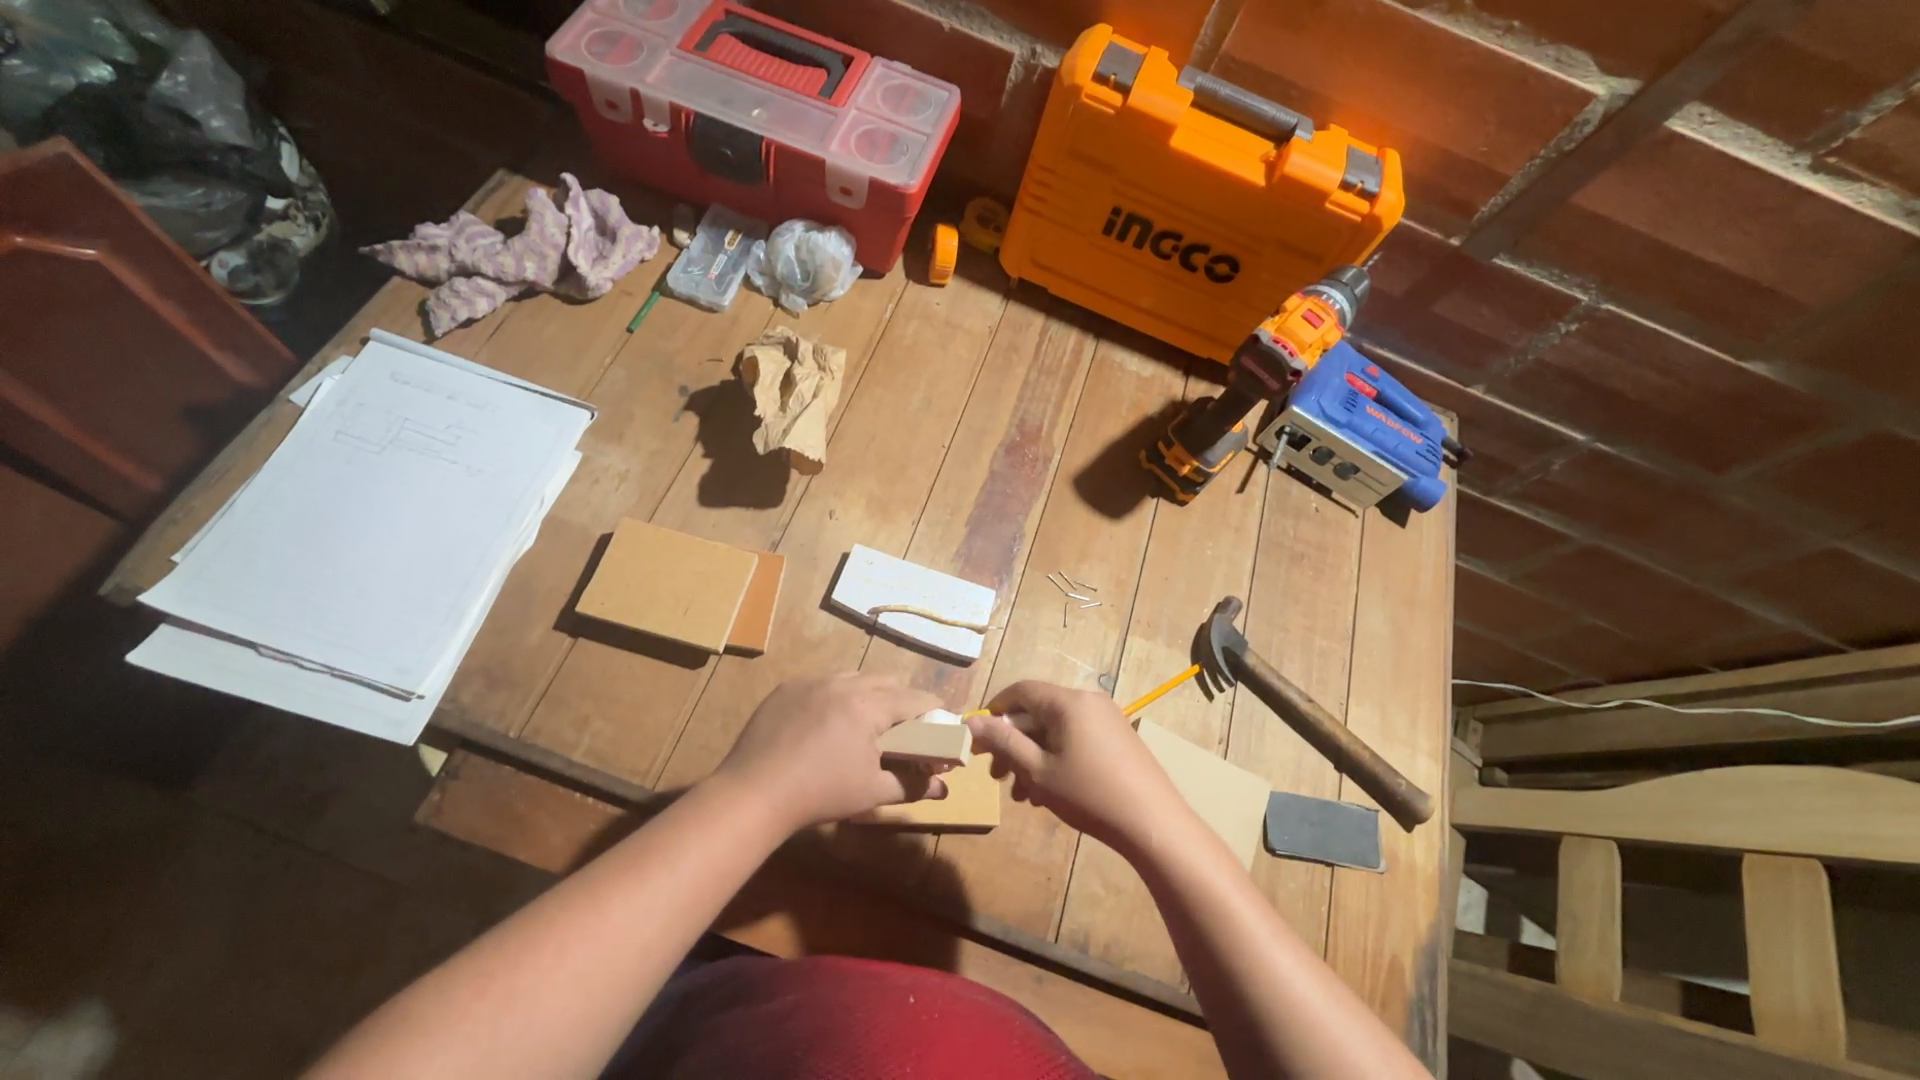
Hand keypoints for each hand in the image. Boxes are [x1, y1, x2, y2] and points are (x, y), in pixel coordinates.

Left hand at [713, 674, 947, 832]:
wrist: (753, 793)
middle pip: (887, 680)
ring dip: (869, 694)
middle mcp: (842, 684)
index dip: (934, 710)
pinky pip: (823, 683)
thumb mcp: (872, 792)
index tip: (943, 723)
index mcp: (868, 706)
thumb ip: (912, 785)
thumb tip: (944, 789)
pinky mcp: (786, 689)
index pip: (915, 699)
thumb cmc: (820, 794)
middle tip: (905, 728)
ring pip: (854, 677)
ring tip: (866, 724)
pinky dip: (836, 697)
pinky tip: (828, 724)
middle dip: (902, 700)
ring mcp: (811, 682)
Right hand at [964, 680, 1185, 852]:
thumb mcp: (1038, 771)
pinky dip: (1055, 759)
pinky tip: (1046, 793)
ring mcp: (1106, 719)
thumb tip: (972, 721)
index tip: (977, 740)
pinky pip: (1075, 739)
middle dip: (1012, 744)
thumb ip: (1004, 742)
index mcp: (1068, 702)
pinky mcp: (1117, 738)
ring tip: (1021, 795)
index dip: (994, 711)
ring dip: (1032, 758)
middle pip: (1038, 713)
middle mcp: (1088, 702)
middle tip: (996, 776)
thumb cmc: (1089, 794)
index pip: (1021, 691)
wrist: (1152, 823)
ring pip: (1055, 731)